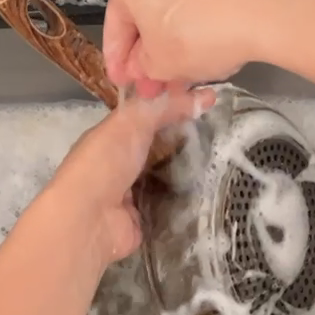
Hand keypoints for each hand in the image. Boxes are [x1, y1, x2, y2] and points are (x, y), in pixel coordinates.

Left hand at [41, 91, 213, 265]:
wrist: (91, 218)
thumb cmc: (106, 162)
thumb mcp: (131, 122)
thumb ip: (163, 108)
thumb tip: (201, 95)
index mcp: (113, 133)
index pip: (147, 113)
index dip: (174, 105)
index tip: (208, 99)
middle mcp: (121, 160)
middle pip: (158, 144)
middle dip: (184, 137)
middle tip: (219, 130)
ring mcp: (133, 190)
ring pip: (167, 173)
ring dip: (188, 168)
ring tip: (223, 157)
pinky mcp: (146, 218)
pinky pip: (171, 203)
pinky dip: (187, 198)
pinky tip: (212, 189)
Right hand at [102, 0, 300, 98]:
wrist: (263, 9)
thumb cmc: (196, 35)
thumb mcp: (160, 66)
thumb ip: (143, 70)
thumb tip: (142, 69)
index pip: (114, 28)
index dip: (117, 63)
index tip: (123, 85)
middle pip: (145, 18)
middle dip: (148, 56)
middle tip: (154, 87)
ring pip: (172, 12)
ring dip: (172, 45)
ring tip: (183, 77)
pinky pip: (197, 4)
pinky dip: (196, 28)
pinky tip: (206, 54)